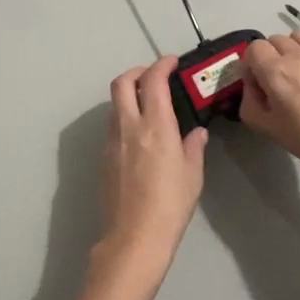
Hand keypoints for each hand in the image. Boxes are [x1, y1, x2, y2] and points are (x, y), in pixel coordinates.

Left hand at [100, 57, 207, 263]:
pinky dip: (124, 119)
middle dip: (137, 72)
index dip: (162, 65)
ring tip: (148, 106)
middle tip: (153, 76)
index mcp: (155, 126)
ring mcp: (111, 142)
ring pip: (115, 105)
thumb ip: (193, 147)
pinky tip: (140, 136)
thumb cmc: (170, 205)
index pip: (153, 81)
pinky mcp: (103, 158)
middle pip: (122, 83)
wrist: (134, 238)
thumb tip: (196, 133)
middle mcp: (128, 127)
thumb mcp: (192, 175)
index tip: (171, 62)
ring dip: (129, 96)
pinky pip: (113, 127)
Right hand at [240, 31, 299, 173]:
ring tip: (298, 72)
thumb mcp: (266, 128)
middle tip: (277, 82)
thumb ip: (249, 101)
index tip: (258, 84)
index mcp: (276, 71)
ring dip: (290, 49)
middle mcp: (297, 54)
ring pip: (296, 36)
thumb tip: (253, 85)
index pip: (253, 48)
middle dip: (269, 57)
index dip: (251, 65)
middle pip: (273, 40)